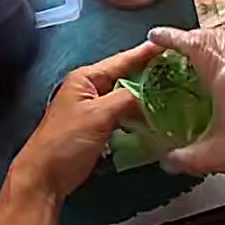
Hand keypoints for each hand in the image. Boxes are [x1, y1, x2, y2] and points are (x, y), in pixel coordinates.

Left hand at [8, 41, 161, 204]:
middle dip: (150, 75)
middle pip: (125, 78)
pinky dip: (138, 116)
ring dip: (146, 98)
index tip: (170, 45)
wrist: (44, 179)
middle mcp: (89, 90)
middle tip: (180, 71)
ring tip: (174, 94)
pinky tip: (155, 119)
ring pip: (126, 98)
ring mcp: (93, 110)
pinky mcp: (97, 129)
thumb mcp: (98, 115)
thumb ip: (127, 100)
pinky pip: (123, 116)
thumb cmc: (66, 142)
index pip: (122, 61)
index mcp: (86, 79)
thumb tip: (152, 98)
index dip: (146, 53)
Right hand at [147, 26, 224, 188]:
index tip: (155, 36)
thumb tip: (165, 159)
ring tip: (192, 64)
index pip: (195, 44)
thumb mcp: (218, 158)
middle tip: (172, 49)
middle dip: (190, 38)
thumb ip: (187, 157)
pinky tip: (219, 82)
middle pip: (214, 38)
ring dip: (209, 48)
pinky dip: (224, 61)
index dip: (172, 37)